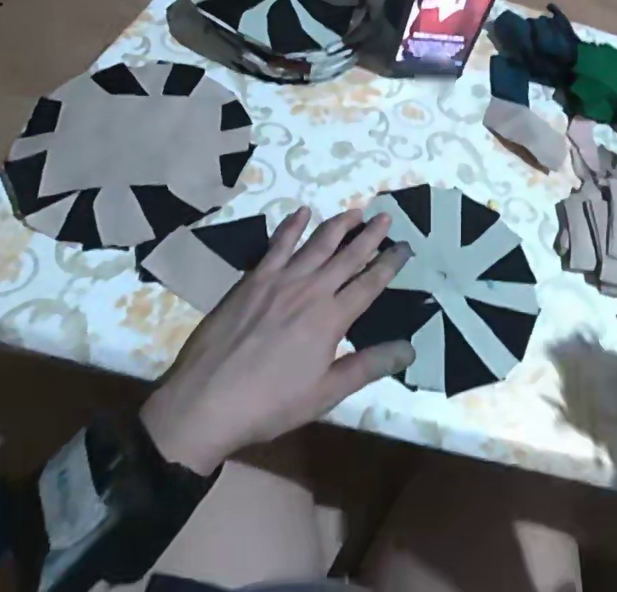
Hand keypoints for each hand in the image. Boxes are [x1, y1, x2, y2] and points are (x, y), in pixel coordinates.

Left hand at [139, 207, 413, 474]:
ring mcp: (280, 280)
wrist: (207, 399)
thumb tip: (409, 348)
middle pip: (347, 255)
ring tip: (355, 211)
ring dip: (338, 224)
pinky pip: (277, 244)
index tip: (405, 246)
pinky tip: (302, 212)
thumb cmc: (271, 404)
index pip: (369, 283)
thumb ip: (367, 366)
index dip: (389, 263)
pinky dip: (292, 226)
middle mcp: (310, 290)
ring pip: (316, 243)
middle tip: (386, 216)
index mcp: (331, 318)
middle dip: (370, 234)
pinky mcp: (253, 278)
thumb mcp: (326, 393)